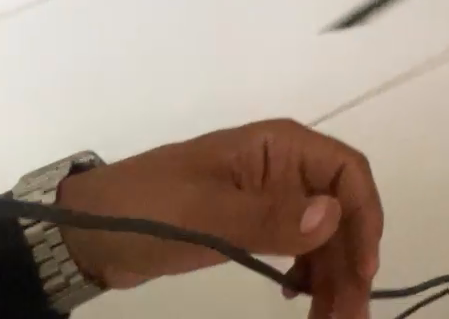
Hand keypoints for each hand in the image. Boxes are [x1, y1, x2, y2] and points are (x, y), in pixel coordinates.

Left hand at [55, 119, 384, 317]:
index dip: (363, 216)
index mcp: (283, 146)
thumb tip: (334, 215)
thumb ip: (268, 216)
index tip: (365, 270)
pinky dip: (309, 277)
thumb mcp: (203, 214)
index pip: (346, 171)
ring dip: (334, 276)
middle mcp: (288, 168)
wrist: (83, 232)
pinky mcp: (256, 225)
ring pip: (324, 234)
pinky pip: (300, 249)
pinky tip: (302, 302)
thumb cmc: (145, 207)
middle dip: (350, 261)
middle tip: (351, 317)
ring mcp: (274, 197)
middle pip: (340, 209)